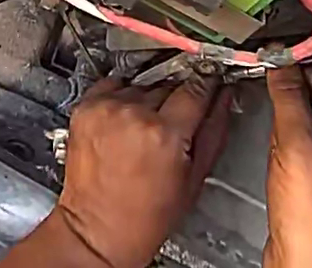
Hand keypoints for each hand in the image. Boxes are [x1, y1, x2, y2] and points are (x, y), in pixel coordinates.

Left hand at [0, 76, 231, 267]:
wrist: (95, 231)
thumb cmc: (144, 218)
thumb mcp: (192, 181)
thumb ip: (214, 132)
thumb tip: (224, 96)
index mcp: (165, 134)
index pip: (196, 87)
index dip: (206, 83)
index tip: (209, 79)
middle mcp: (134, 114)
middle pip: (168, 84)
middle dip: (174, 101)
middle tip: (170, 127)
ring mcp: (108, 107)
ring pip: (143, 84)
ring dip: (147, 100)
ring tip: (143, 132)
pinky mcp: (87, 105)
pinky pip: (115, 84)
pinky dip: (122, 98)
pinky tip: (122, 124)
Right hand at [263, 65, 311, 267]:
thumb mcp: (297, 146)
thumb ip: (289, 97)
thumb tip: (282, 61)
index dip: (307, 85)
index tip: (286, 77)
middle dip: (294, 121)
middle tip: (287, 142)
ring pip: (309, 136)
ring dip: (288, 144)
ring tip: (285, 167)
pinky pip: (305, 160)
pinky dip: (288, 163)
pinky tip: (285, 180)